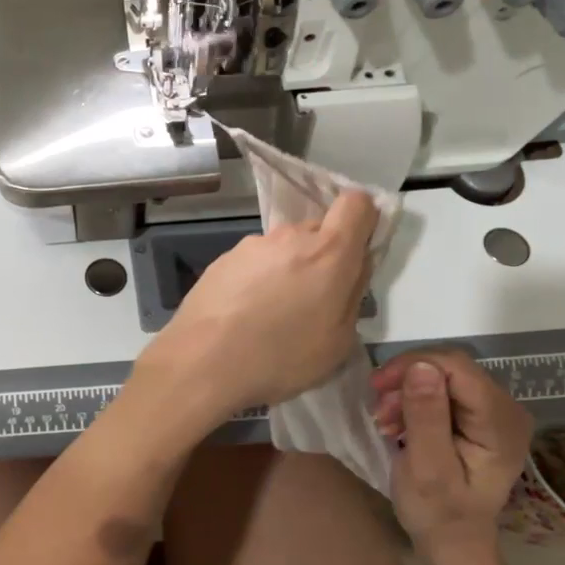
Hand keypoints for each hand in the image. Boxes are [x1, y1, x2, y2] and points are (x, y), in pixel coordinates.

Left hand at [133, 190, 378, 419]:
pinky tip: (246, 313)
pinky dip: (258, 279)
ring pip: (283, 247)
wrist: (202, 361)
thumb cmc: (281, 357)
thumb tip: (353, 270)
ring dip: (288, 268)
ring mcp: (251, 245)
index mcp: (328, 251)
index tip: (358, 248)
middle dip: (323, 255)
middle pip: (318, 229)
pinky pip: (254, 261)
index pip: (355, 203)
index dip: (362, 219)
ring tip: (274, 312)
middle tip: (315, 297)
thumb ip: (352, 295)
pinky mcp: (222, 258)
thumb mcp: (338, 341)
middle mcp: (289, 237)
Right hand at [371, 349, 533, 564]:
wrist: (452, 542)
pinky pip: (444, 388)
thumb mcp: (425, 468)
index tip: (377, 387)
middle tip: (379, 411)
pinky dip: (415, 399)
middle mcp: (507, 410)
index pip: (457, 368)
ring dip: (407, 391)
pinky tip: (398, 421)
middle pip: (451, 368)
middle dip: (407, 381)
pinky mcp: (480, 416)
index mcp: (502, 424)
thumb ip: (426, 416)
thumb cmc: (438, 513)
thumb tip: (421, 366)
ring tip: (385, 421)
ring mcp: (495, 412)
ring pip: (443, 375)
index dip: (414, 366)